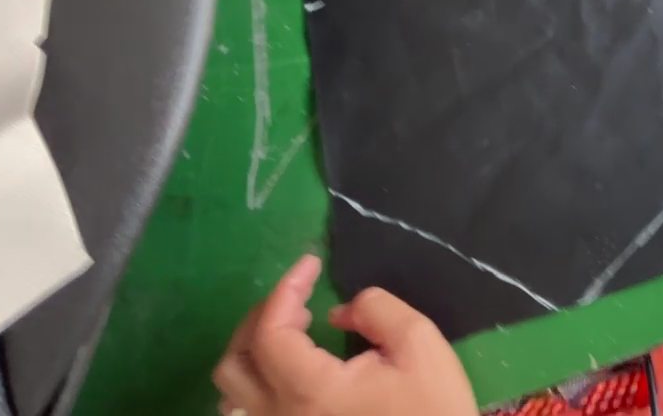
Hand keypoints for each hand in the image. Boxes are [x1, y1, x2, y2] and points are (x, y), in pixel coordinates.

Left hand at [214, 255, 477, 415]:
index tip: (313, 263)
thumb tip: (341, 311)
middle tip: (300, 290)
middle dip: (263, 314)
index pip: (271, 332)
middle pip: (236, 362)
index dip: (286, 290)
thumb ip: (377, 310)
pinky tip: (290, 362)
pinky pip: (247, 411)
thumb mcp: (418, 342)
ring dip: (254, 346)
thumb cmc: (429, 405)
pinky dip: (257, 376)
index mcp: (312, 390)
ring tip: (294, 322)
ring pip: (233, 391)